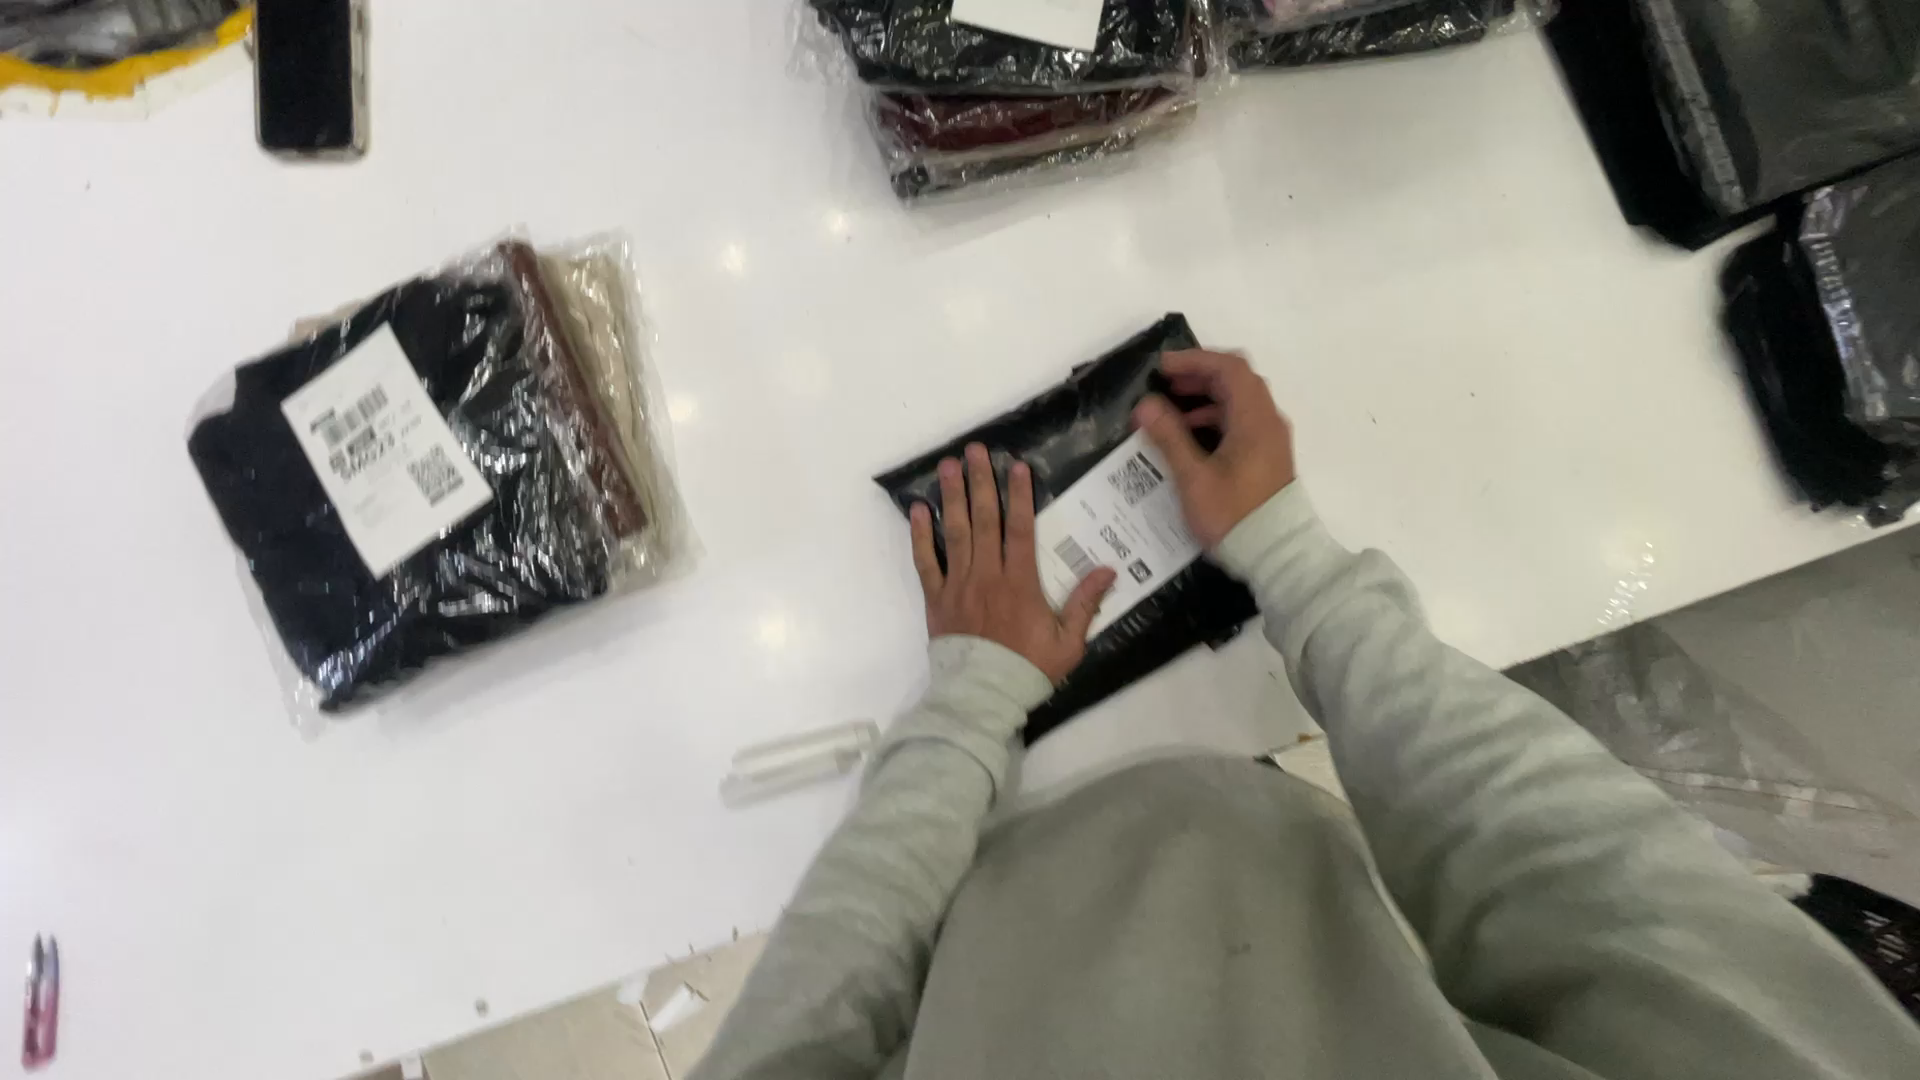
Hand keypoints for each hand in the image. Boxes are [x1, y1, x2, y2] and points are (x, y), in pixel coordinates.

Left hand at [911, 444, 1118, 684]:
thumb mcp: (1068, 642)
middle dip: (980, 482)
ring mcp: (958, 584)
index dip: (1019, 496)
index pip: (1020, 529)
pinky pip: (925, 562)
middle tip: (975, 450)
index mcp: (1020, 582)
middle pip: (984, 520)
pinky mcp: (936, 598)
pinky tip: (917, 509)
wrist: (983, 696)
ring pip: (955, 533)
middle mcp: (987, 575)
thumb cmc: (1028, 669)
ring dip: (952, 497)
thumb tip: (1109, 571)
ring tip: (948, 466)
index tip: (1016, 466)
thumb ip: (1085, 604)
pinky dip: (920, 535)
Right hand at [1133, 350, 1296, 549]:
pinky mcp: (1266, 457)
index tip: (1162, 368)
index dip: (1195, 360)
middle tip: (1164, 385)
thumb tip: (1146, 405)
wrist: (1275, 555)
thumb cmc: (1233, 514)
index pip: (1229, 369)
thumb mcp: (1194, 477)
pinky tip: (1189, 438)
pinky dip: (1214, 418)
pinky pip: (1240, 423)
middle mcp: (1267, 422)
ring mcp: (1270, 440)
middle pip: (1236, 381)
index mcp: (1254, 420)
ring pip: (1238, 402)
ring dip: (1205, 398)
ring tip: (1170, 412)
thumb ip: (1169, 437)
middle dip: (1199, 376)